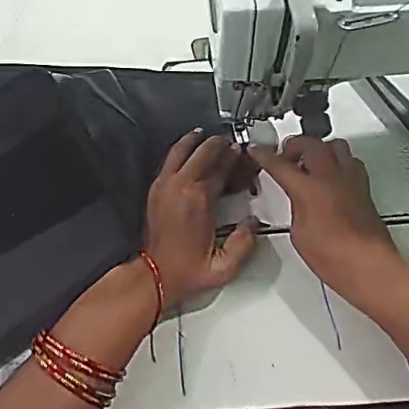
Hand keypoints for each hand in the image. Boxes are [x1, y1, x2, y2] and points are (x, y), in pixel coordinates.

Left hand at [142, 130, 257, 306]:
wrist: (157, 273)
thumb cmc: (186, 268)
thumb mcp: (224, 266)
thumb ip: (244, 243)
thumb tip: (252, 223)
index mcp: (199, 201)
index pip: (220, 169)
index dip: (232, 159)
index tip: (240, 153)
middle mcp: (180, 188)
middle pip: (202, 154)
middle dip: (217, 145)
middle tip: (228, 142)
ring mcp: (165, 186)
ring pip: (181, 151)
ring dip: (195, 141)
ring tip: (205, 135)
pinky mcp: (156, 189)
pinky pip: (169, 160)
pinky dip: (179, 149)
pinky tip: (186, 147)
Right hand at [249, 136, 408, 316]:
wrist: (369, 268)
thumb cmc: (336, 257)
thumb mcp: (299, 232)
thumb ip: (296, 206)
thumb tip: (299, 200)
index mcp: (308, 188)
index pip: (280, 163)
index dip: (264, 155)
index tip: (258, 150)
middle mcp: (331, 177)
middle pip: (310, 143)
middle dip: (293, 146)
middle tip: (284, 156)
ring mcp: (351, 180)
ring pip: (335, 145)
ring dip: (318, 149)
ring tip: (309, 161)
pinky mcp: (364, 188)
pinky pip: (350, 162)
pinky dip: (338, 162)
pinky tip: (332, 175)